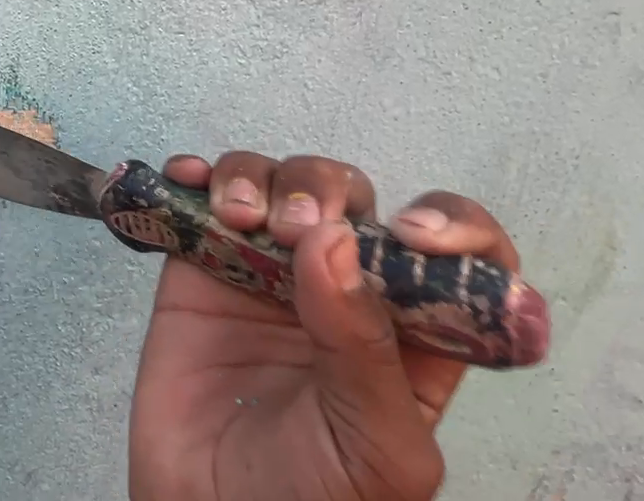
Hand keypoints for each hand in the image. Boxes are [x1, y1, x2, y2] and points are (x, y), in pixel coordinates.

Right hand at [128, 153, 520, 500]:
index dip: (452, 225)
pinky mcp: (195, 265)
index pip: (456, 259)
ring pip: (271, 183)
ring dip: (254, 176)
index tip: (412, 233)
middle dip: (323, 191)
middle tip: (294, 227)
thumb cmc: (311, 499)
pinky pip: (193, 202)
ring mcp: (260, 271)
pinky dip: (190, 175)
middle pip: (349, 200)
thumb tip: (332, 241)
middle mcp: (339, 289)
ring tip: (236, 214)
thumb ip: (363, 347)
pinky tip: (187, 179)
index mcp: (411, 335)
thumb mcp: (376, 444)